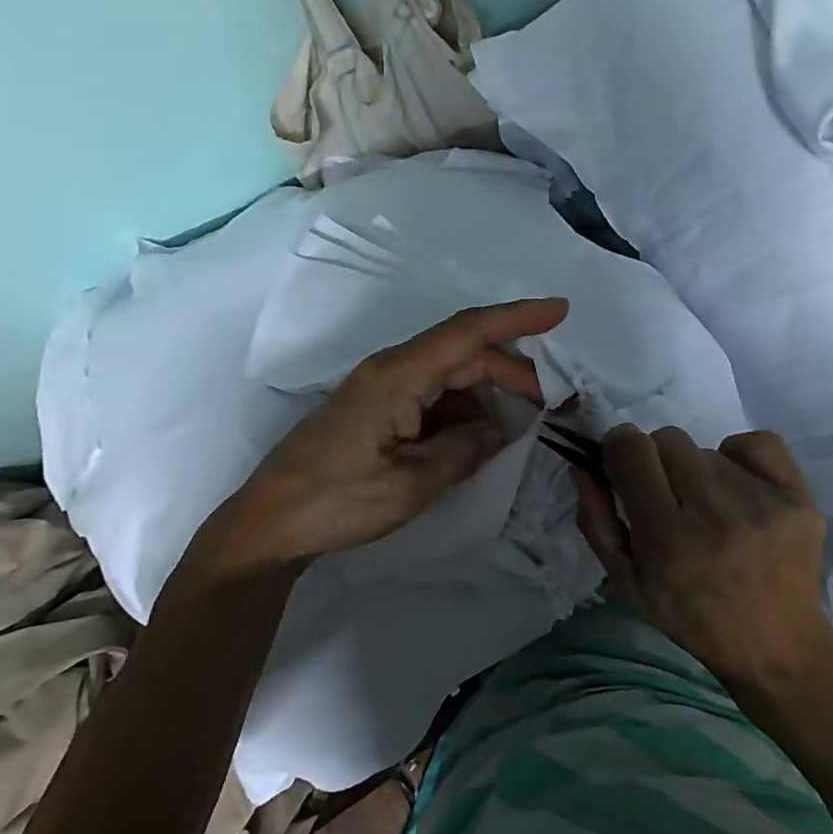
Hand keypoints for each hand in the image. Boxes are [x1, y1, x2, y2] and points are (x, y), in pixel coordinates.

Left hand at [209, 298, 568, 570]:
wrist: (270, 522)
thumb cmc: (337, 502)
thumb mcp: (412, 485)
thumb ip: (464, 450)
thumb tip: (496, 430)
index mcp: (397, 376)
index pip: (468, 332)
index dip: (517, 319)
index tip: (561, 311)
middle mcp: (389, 371)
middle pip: (462, 356)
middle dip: (511, 374)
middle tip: (552, 404)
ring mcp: (378, 390)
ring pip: (447, 379)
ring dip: (484, 400)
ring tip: (512, 436)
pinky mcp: (373, 411)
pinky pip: (428, 400)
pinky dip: (457, 416)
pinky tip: (472, 443)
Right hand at [576, 425, 832, 704]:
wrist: (776, 646)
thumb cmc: (690, 617)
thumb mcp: (627, 581)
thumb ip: (597, 522)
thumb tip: (583, 466)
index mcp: (666, 538)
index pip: (631, 448)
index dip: (618, 448)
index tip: (622, 466)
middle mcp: (714, 513)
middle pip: (667, 438)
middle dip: (656, 459)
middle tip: (665, 494)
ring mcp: (762, 503)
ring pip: (707, 449)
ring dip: (697, 470)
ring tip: (709, 509)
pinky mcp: (799, 498)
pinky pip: (758, 442)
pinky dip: (740, 457)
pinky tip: (739, 488)